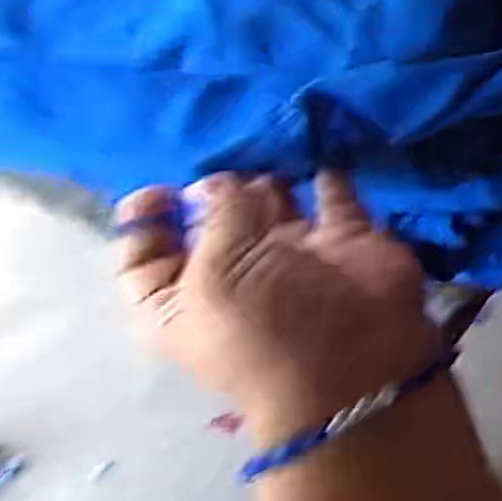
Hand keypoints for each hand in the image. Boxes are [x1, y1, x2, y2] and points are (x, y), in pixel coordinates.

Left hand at [115, 171, 441, 443]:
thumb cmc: (265, 324)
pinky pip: (338, 199)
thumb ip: (220, 220)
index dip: (146, 223)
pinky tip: (321, 153)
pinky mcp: (348, 236)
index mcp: (183, 296)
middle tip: (229, 164)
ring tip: (270, 154)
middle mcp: (237, 270)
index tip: (158, 188)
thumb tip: (219, 182)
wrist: (356, 347)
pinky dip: (331, 175)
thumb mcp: (218, 275)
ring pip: (277, 205)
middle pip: (217, 222)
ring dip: (270, 179)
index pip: (148, 257)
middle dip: (216, 191)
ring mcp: (297, 251)